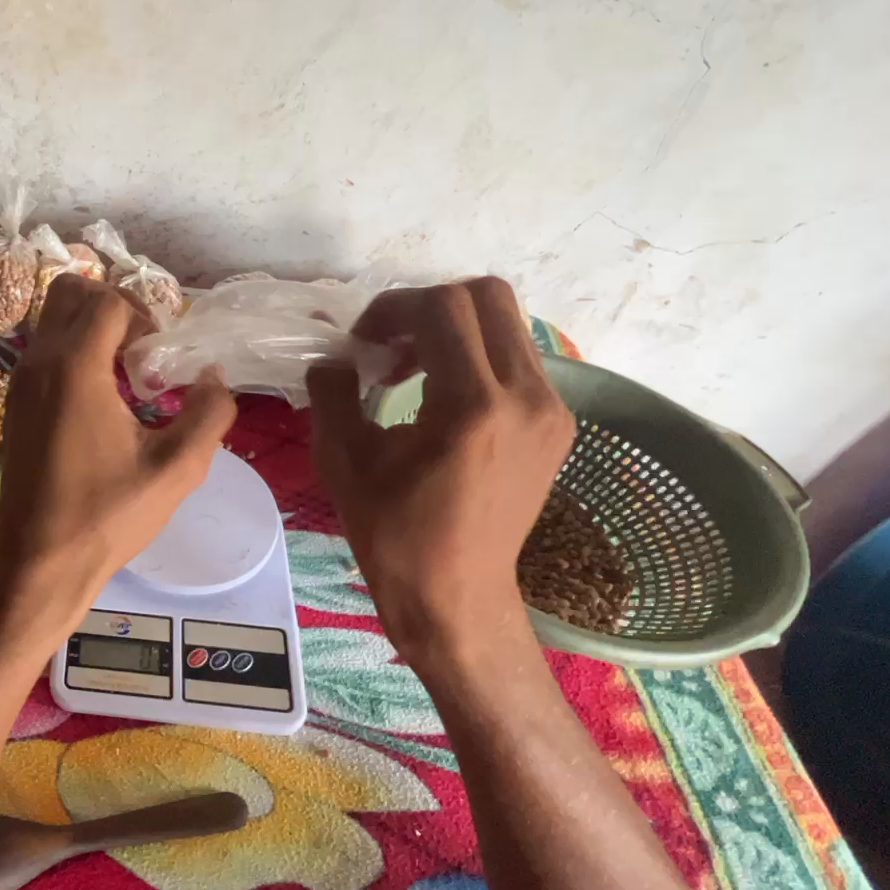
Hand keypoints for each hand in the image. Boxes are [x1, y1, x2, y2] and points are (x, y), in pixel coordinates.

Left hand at [0, 275, 235, 639]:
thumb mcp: (177, 468)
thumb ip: (209, 413)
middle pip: (70, 291)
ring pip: (52, 319)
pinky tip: (101, 400)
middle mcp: (39, 363)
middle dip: (113, 306)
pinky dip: (72, 352)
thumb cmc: (107, 516)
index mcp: (74, 368)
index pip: (109, 300)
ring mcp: (19, 382)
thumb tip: (212, 375)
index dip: (146, 316)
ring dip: (91, 328)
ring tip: (125, 377)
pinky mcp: (14, 404)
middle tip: (143, 350)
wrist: (40, 561)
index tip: (163, 360)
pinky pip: (44, 350)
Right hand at [306, 278, 573, 672]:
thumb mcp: (342, 460)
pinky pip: (517, 359)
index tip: (362, 344)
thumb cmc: (391, 534)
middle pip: (488, 296)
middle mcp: (525, 397)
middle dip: (427, 305)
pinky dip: (475, 358)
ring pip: (507, 324)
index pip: (442, 307)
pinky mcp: (556, 425)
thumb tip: (332, 359)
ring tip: (411, 372)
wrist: (454, 594)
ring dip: (452, 330)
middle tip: (390, 345)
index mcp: (470, 407)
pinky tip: (440, 398)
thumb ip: (332, 394)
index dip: (391, 308)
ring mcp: (550, 410)